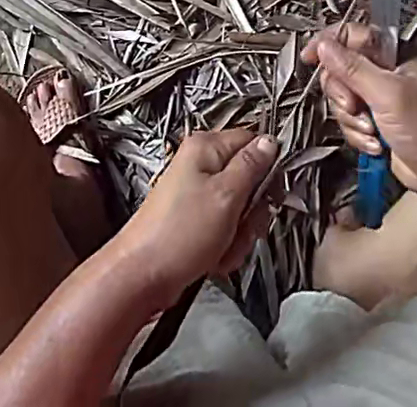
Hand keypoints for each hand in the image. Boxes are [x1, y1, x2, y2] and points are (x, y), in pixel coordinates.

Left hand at [110, 130, 279, 306]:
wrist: (143, 276)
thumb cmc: (177, 234)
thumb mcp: (226, 195)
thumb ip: (252, 166)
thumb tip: (270, 142)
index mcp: (205, 148)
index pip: (253, 141)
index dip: (269, 167)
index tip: (273, 192)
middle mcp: (200, 165)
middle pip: (249, 179)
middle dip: (252, 211)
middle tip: (241, 224)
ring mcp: (198, 193)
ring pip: (241, 209)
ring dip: (239, 233)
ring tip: (223, 244)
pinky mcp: (196, 219)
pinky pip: (226, 229)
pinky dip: (226, 246)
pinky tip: (214, 255)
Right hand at [302, 23, 416, 201]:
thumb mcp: (388, 94)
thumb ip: (352, 68)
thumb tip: (324, 45)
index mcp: (395, 54)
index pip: (351, 35)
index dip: (328, 44)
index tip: (310, 57)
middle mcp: (386, 71)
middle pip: (339, 68)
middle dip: (342, 93)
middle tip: (355, 106)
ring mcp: (380, 96)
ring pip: (341, 96)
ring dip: (351, 118)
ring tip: (372, 130)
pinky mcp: (376, 120)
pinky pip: (349, 120)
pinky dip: (357, 134)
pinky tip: (376, 143)